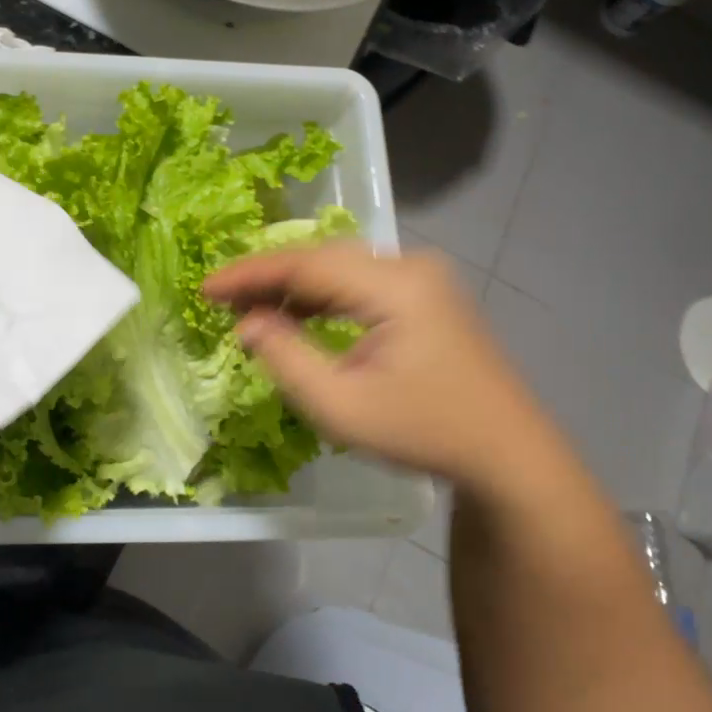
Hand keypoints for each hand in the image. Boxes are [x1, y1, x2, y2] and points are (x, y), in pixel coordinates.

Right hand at [203, 244, 561, 487]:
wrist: (507, 454)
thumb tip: (247, 324)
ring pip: (338, 268)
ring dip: (292, 287)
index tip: (204, 290)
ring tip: (249, 311)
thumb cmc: (424, 432)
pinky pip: (359, 282)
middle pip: (321, 258)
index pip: (305, 265)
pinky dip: (322, 296)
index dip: (249, 275)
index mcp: (395, 286)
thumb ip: (286, 359)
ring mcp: (422, 278)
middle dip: (267, 277)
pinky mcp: (425, 294)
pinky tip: (296, 317)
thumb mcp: (342, 406)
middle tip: (220, 300)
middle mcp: (409, 267)